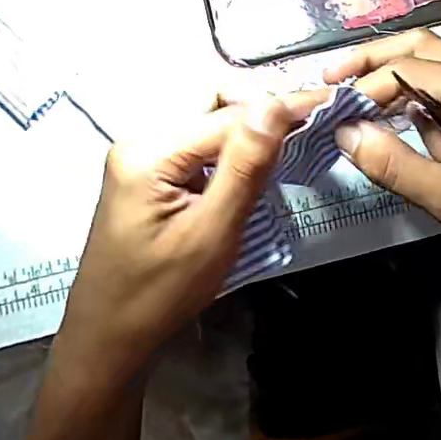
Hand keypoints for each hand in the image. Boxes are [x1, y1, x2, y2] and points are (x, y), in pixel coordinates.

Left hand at [50, 98, 296, 397]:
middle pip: (215, 102)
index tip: (331, 101)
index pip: (231, 114)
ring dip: (254, 122)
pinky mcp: (152, 169)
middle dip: (267, 105)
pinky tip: (260, 154)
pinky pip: (202, 140)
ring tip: (296, 131)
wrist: (109, 338)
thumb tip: (275, 104)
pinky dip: (237, 141)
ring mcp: (144, 154)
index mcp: (150, 152)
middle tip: (314, 117)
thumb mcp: (213, 231)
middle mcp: (141, 139)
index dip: (284, 106)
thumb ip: (246, 165)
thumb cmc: (161, 293)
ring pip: (211, 117)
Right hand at [325, 31, 440, 279]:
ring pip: (431, 66)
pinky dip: (411, 99)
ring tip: (349, 96)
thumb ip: (394, 164)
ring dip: (391, 77)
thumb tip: (346, 133)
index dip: (365, 87)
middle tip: (330, 79)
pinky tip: (388, 116)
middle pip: (420, 48)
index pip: (409, 68)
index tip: (331, 111)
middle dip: (373, 60)